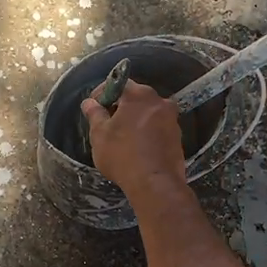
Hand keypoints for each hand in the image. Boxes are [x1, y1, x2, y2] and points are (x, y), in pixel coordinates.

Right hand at [80, 80, 186, 200]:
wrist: (155, 184)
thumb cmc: (122, 155)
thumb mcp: (100, 134)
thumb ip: (94, 114)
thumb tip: (89, 102)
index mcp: (138, 95)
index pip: (118, 83)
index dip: (102, 93)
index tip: (93, 107)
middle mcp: (159, 101)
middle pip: (135, 96)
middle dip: (119, 106)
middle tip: (106, 123)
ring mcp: (171, 119)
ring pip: (147, 112)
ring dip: (134, 119)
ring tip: (121, 137)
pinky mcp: (177, 136)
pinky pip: (157, 126)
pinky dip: (146, 131)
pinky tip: (137, 147)